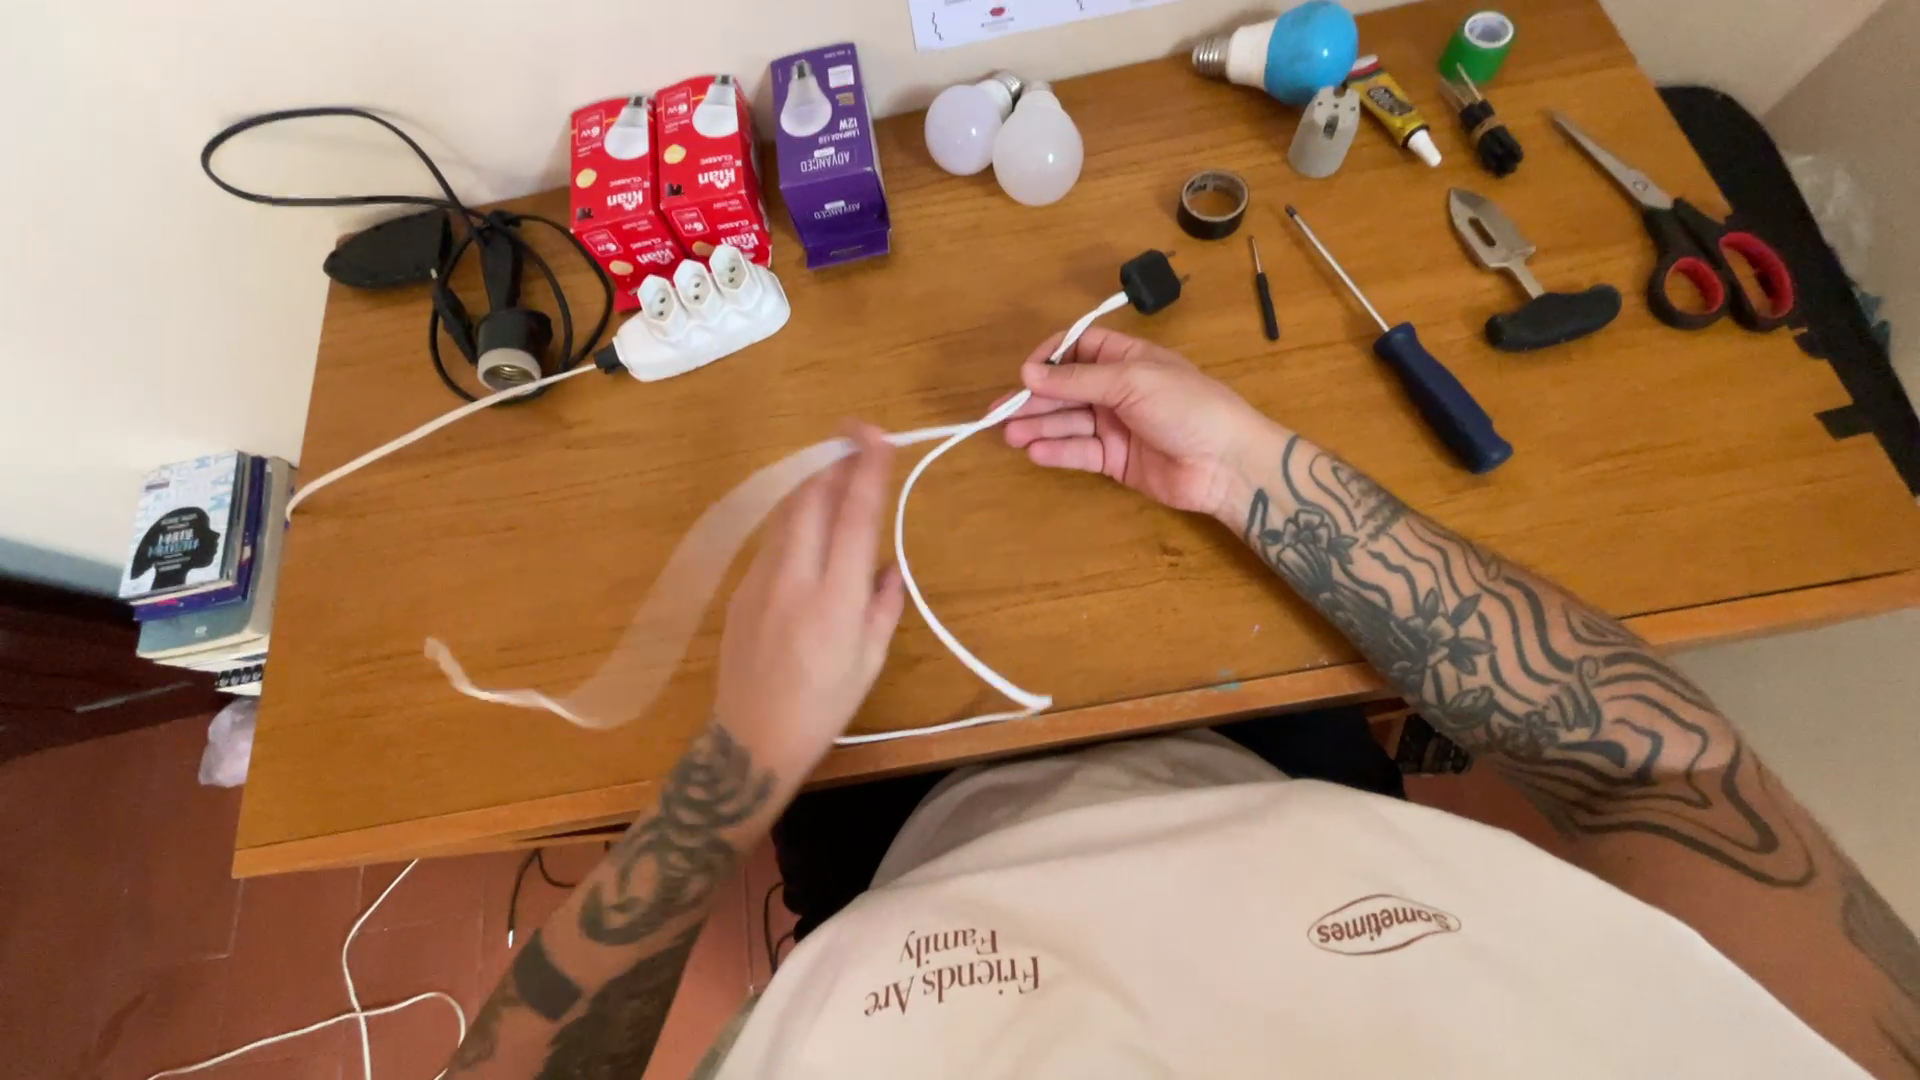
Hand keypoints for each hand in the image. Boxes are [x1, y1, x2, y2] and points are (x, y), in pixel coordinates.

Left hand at [713, 425, 905, 773]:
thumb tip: (889, 564)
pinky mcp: (741, 588)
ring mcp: (760, 580)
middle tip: (853, 436)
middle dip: (833, 460)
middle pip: (810, 499)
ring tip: (834, 466)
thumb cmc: (824, 707)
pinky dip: (794, 516)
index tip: (877, 436)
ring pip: (786, 513)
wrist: (751, 739)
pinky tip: (809, 521)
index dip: (867, 472)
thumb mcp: (871, 661)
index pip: (855, 519)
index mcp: (837, 601)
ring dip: (812, 482)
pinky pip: (772, 538)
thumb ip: (885, 605)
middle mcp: (795, 580)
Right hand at [1003, 328, 1279, 518]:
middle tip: (999, 414)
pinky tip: (1034, 451)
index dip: (1048, 359)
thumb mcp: (1132, 381)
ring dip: (1038, 426)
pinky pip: (1079, 452)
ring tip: (1010, 436)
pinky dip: (1057, 451)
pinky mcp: (1114, 460)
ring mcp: (1114, 427)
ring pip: (1067, 422)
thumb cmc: (1187, 407)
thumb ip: (1079, 379)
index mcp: (1125, 359)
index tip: (1024, 374)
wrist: (1226, 464)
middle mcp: (1116, 390)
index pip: (1076, 349)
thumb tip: (1028, 372)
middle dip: (1033, 400)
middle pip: (1064, 390)